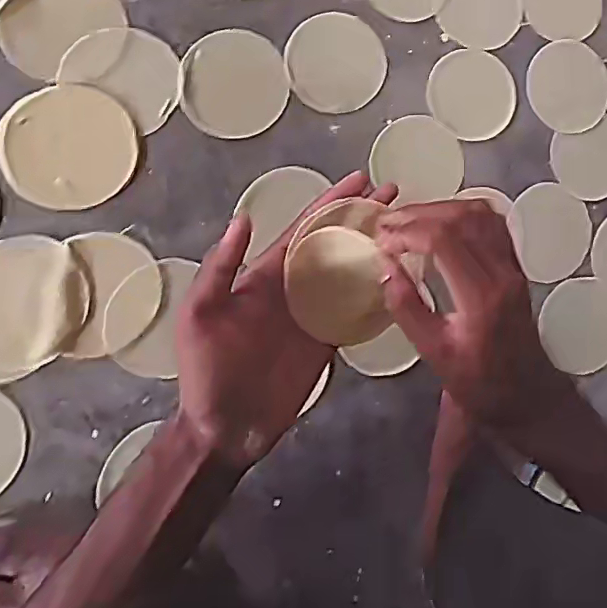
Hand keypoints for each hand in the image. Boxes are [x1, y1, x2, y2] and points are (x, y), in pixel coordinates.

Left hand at [172, 171, 395, 469]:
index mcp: (266, 273)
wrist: (224, 426)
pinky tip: (400, 277)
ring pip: (350, 270)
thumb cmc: (207, 369)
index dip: (332, 202)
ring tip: (405, 228)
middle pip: (335, 241)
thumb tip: (243, 218)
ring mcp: (314, 312)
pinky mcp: (328, 339)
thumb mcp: (201, 315)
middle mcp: (295, 285)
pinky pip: (357, 308)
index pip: (305, 228)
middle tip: (393, 194)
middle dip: (362, 215)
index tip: (360, 180)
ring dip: (375, 247)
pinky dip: (378, 291)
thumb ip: (221, 268)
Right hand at [375, 200, 579, 441]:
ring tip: (409, 219)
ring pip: (481, 214)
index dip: (408, 231)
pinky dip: (465, 212)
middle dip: (419, 214)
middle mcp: (503, 273)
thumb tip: (385, 268)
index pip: (444, 240)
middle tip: (388, 223)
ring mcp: (514, 266)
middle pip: (462, 219)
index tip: (382, 240)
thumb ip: (408, 309)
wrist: (526, 392)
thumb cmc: (479, 382)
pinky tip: (442, 219)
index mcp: (482, 297)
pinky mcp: (516, 265)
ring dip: (442, 208)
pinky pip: (494, 223)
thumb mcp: (434, 354)